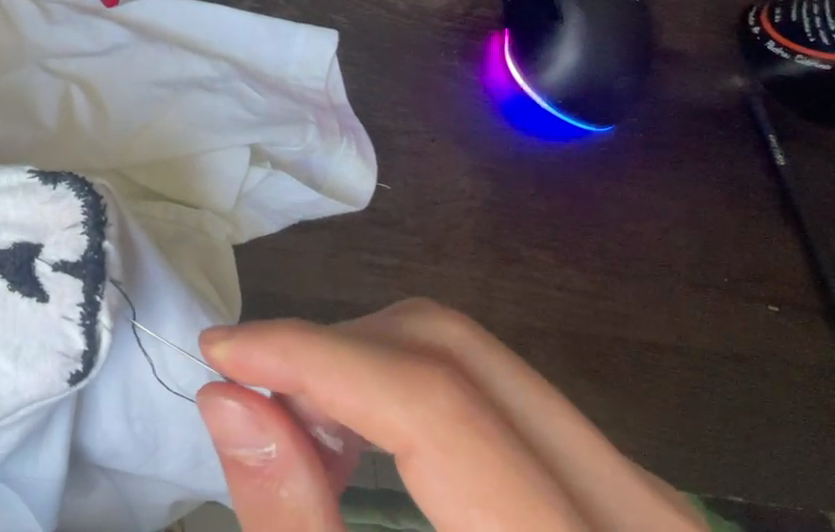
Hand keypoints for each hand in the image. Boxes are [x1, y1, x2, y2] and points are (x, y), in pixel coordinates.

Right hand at [194, 299, 704, 531]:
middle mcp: (640, 523)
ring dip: (361, 368)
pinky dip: (402, 393)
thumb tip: (228, 398)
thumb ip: (291, 524)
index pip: (433, 406)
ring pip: (473, 360)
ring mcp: (647, 505)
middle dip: (330, 352)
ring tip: (308, 435)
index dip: (309, 356)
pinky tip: (363, 446)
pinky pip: (496, 392)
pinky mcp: (623, 496)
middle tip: (259, 398)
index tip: (219, 354)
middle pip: (455, 354)